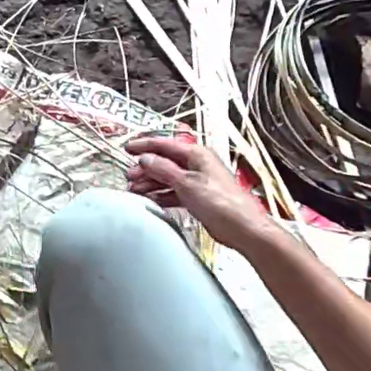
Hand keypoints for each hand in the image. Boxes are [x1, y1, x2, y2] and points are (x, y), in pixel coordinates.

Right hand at [125, 136, 274, 250]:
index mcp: (197, 154)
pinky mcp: (199, 197)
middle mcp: (198, 165)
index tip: (128, 147)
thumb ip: (164, 170)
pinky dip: (162, 195)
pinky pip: (175, 191)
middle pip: (165, 161)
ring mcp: (198, 181)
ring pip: (169, 177)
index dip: (145, 145)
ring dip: (151, 182)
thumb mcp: (186, 183)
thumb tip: (146, 159)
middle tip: (129, 175)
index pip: (165, 144)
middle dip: (146, 168)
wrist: (241, 226)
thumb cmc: (222, 203)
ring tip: (135, 189)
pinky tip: (151, 199)